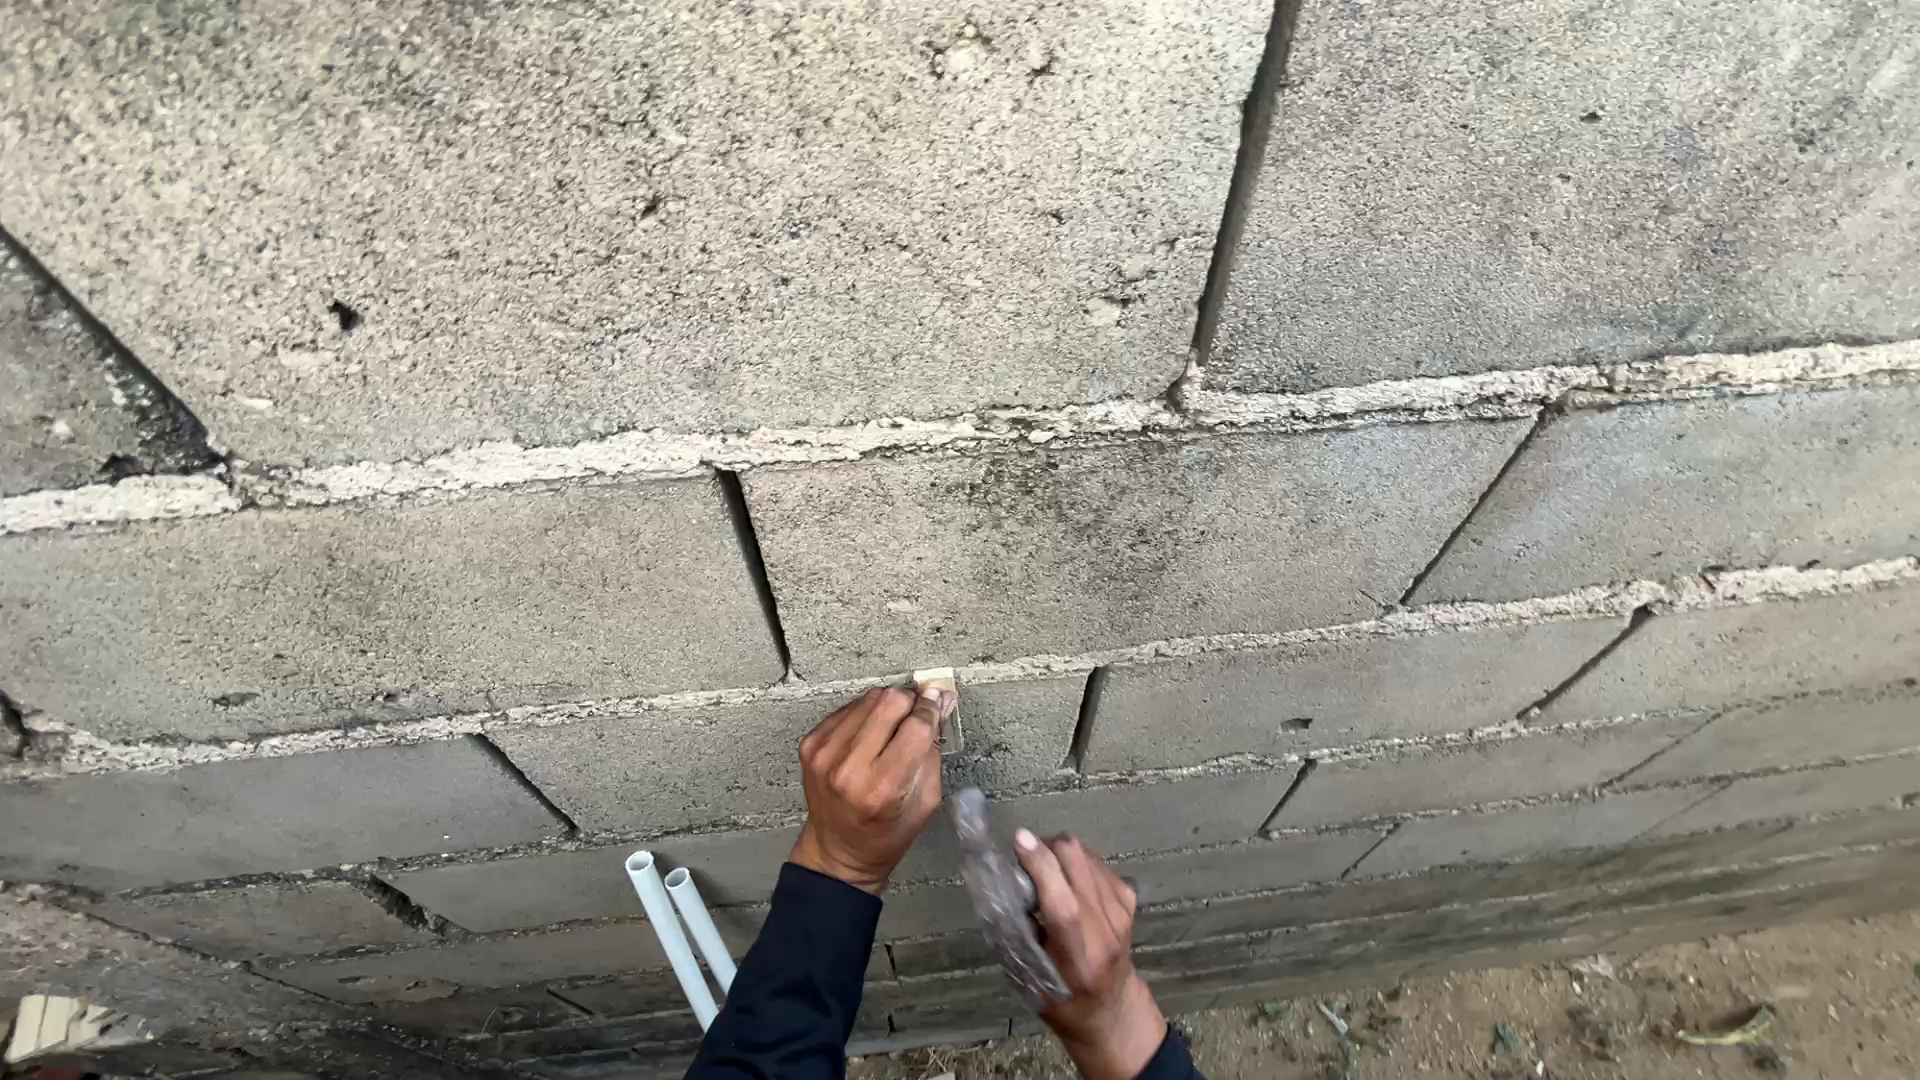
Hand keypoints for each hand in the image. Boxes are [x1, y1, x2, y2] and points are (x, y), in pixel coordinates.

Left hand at [788, 685, 951, 893]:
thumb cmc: (886, 833)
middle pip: (890, 701)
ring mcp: (824, 752)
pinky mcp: (811, 743)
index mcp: (881, 788)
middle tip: (917, 714)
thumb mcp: (926, 799)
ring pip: (870, 697)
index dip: (932, 709)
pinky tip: (870, 735)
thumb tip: (942, 699)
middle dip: (910, 702)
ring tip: (892, 728)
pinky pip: (848, 707)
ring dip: (888, 706)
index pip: (915, 727)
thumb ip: (933, 747)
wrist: (837, 851)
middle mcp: (848, 767)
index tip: (939, 701)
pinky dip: (866, 713)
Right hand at [1016, 830, 1166, 1079]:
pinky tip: (1067, 882)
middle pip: (1075, 862)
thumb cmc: (1062, 999)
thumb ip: (1015, 934)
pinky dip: (1074, 861)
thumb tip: (999, 882)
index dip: (1041, 867)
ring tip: (1046, 874)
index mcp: (1078, 959)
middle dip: (1043, 849)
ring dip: (1057, 852)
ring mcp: (1120, 910)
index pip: (1063, 905)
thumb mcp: (1030, 979)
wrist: (1113, 1007)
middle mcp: (1105, 930)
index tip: (1019, 841)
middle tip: (1026, 864)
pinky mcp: (1127, 896)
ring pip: (1082, 851)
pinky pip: (1093, 858)